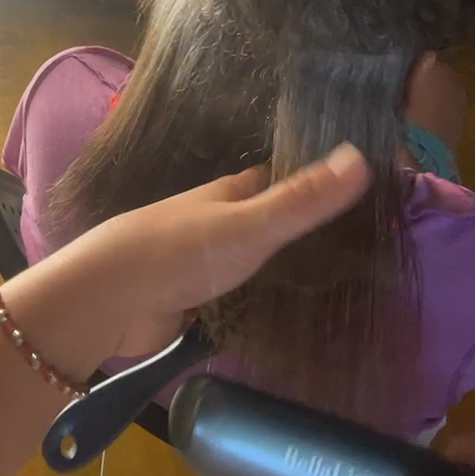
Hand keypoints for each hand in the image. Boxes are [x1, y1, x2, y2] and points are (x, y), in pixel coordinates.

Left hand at [25, 143, 371, 360]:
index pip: (277, 180)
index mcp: (227, 194)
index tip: (356, 194)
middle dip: (298, 233)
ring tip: (331, 287)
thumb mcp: (251, 223)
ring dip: (278, 272)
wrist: (114, 298)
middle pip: (264, 222)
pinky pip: (235, 300)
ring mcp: (202, 262)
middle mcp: (215, 222)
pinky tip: (284, 319)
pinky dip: (256, 305)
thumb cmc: (183, 249)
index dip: (311, 184)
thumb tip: (361, 155)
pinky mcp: (193, 302)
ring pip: (249, 263)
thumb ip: (302, 200)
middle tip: (354, 251)